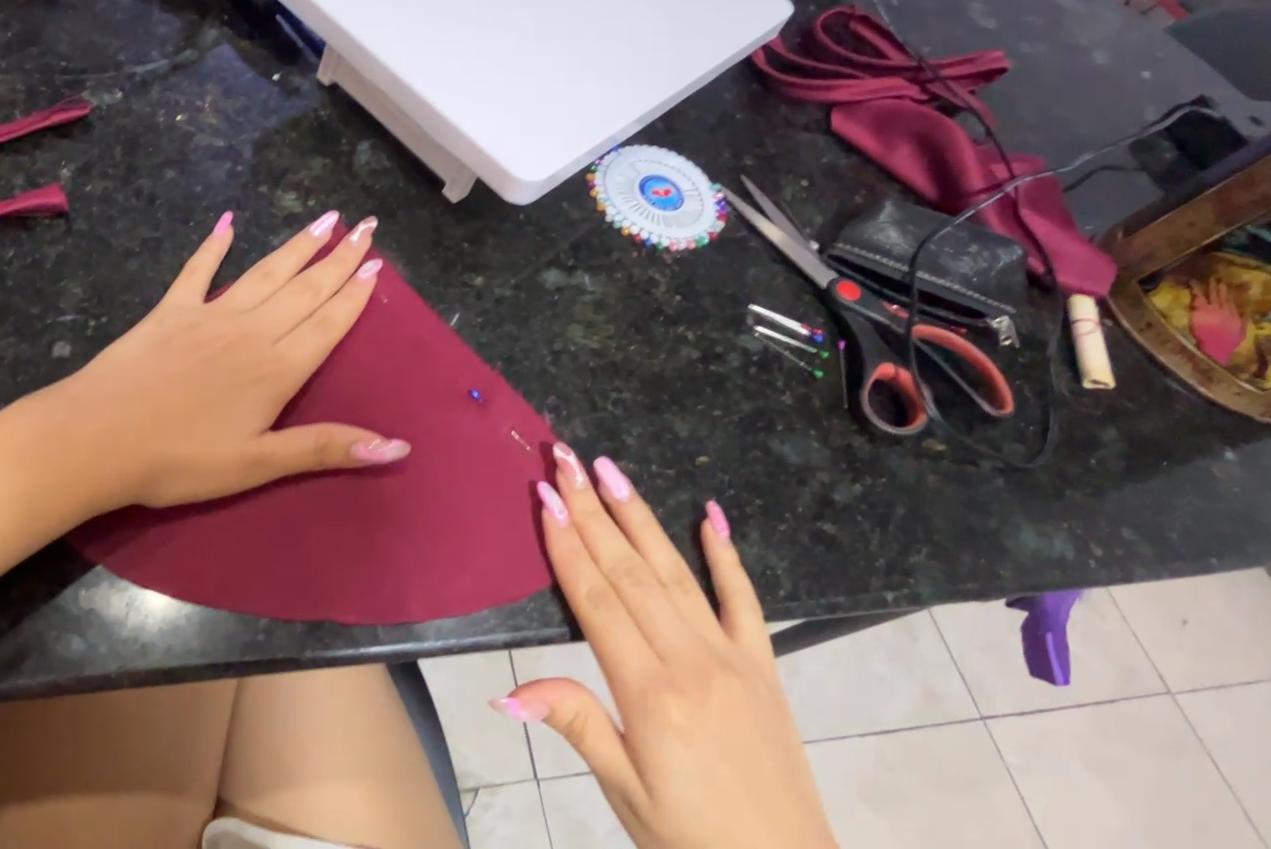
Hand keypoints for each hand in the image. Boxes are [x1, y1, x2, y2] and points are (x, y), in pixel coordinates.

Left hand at [16, 209, 408, 514]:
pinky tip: (229, 222)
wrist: (96, 439)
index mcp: (277, 370)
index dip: (354, 295)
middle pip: (305, 289)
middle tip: (366, 226)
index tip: (378, 263)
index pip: (327, 323)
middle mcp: (251, 332)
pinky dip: (214, 245)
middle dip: (339, 258)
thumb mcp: (258, 465)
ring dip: (297, 247)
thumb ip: (326, 448)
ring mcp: (209, 316)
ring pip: (265, 273)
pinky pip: (198, 271)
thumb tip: (399, 446)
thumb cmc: (180, 461)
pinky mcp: (170, 311)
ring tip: (325, 219)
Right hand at [495, 446, 836, 848]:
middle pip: (630, 570)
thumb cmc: (691, 840)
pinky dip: (727, 555)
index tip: (546, 496)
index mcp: (649, 691)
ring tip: (612, 470)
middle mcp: (691, 660)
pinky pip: (744, 600)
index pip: (596, 599)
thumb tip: (505, 693)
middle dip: (593, 510)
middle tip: (567, 459)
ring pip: (676, 572)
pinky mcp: (764, 666)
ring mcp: (732, 657)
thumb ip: (575, 724)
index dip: (567, 544)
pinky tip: (710, 514)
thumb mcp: (625, 791)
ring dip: (640, 516)